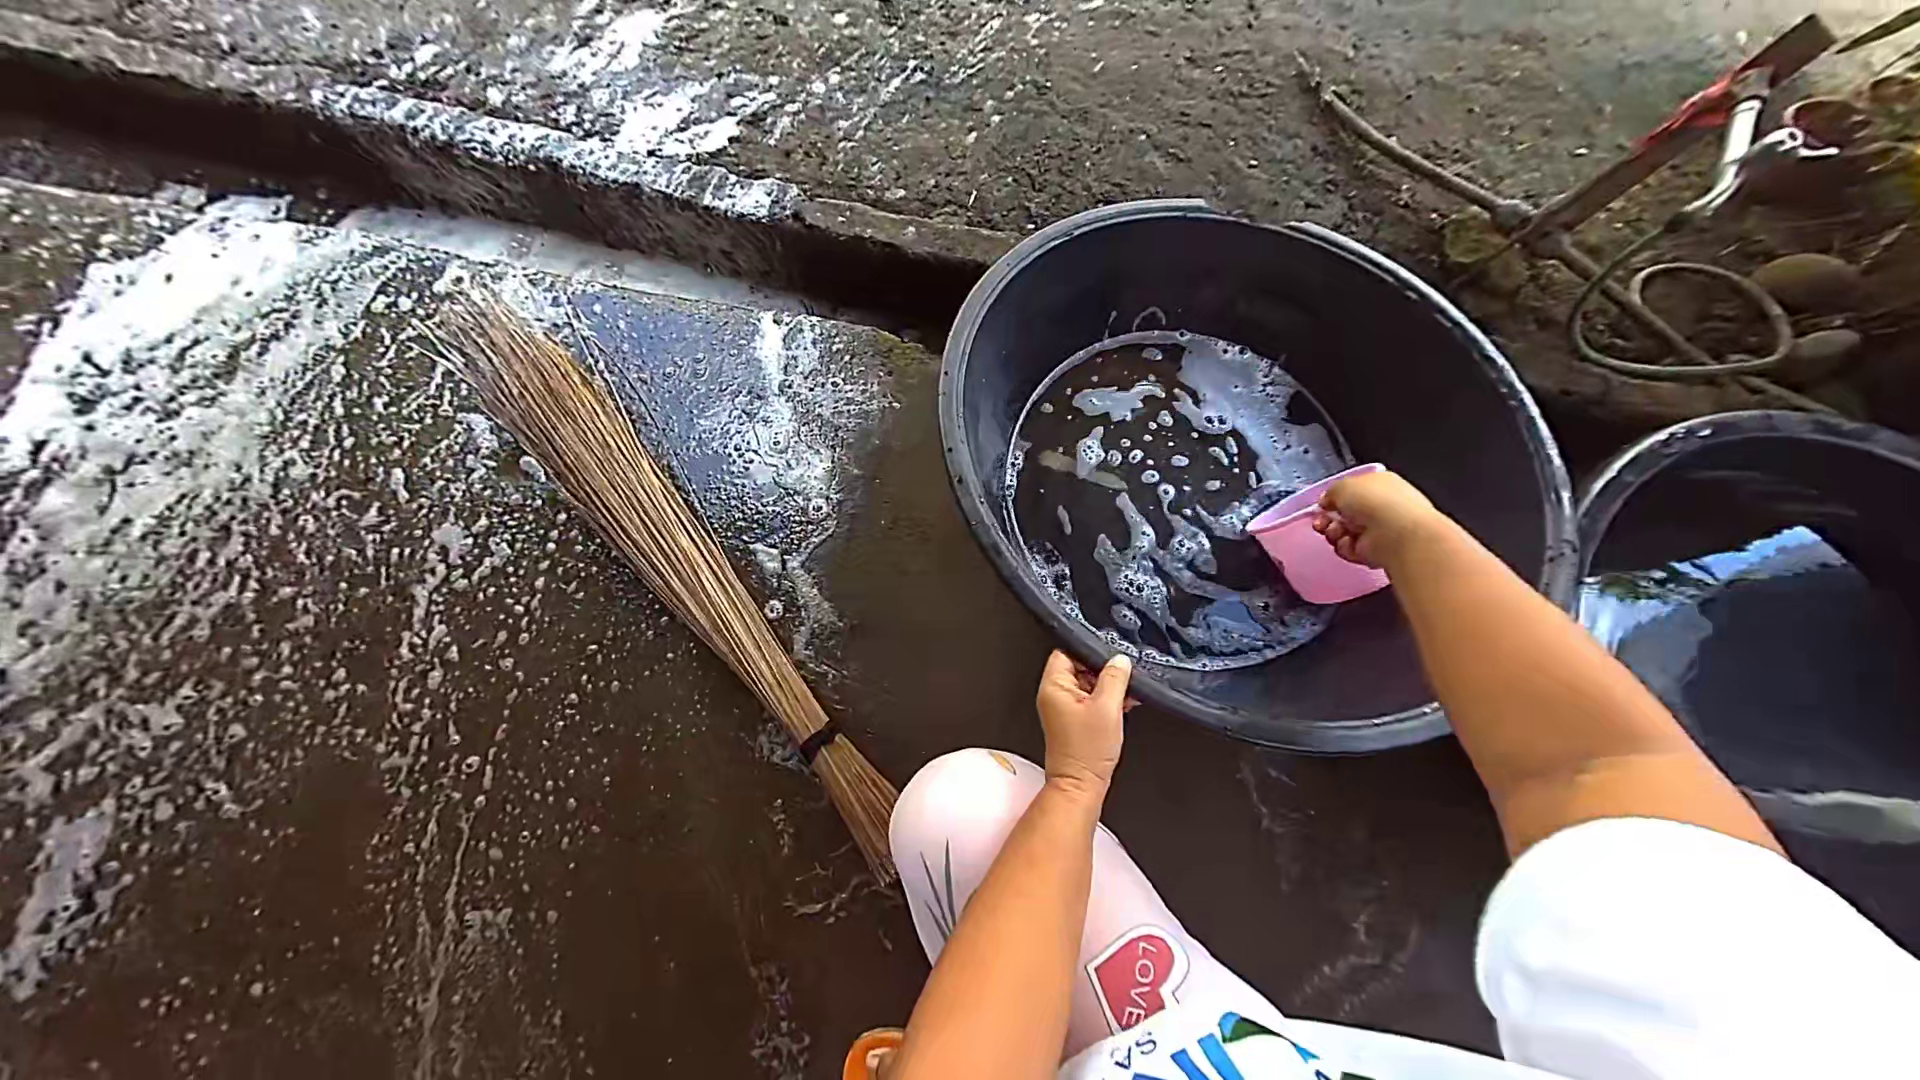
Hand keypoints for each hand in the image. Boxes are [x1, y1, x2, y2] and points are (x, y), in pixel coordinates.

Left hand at [1034, 650, 1131, 798]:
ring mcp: (1062, 707)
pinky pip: (1089, 698)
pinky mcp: (1073, 718)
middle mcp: (1054, 694)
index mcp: (1053, 686)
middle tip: (1119, 678)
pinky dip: (1105, 699)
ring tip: (1122, 696)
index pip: (1065, 651)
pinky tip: (1121, 705)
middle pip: (1077, 666)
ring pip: (1086, 682)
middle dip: (1101, 670)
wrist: (1081, 785)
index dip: (1088, 651)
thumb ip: (1115, 678)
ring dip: (1106, 687)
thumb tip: (1119, 660)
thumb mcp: (1107, 707)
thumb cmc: (1086, 752)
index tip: (1108, 657)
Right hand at [1314, 469, 1444, 568]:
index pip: (1351, 492)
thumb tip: (1327, 502)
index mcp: (1379, 484)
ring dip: (1334, 533)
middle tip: (1322, 522)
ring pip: (1343, 533)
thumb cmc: (1375, 502)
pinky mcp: (1377, 550)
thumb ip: (1330, 492)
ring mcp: (1380, 529)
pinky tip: (1350, 543)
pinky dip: (1346, 547)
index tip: (1322, 505)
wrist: (1395, 533)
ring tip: (1337, 532)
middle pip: (1344, 514)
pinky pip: (1350, 549)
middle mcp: (1381, 506)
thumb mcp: (1342, 486)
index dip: (1333, 499)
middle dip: (1328, 519)